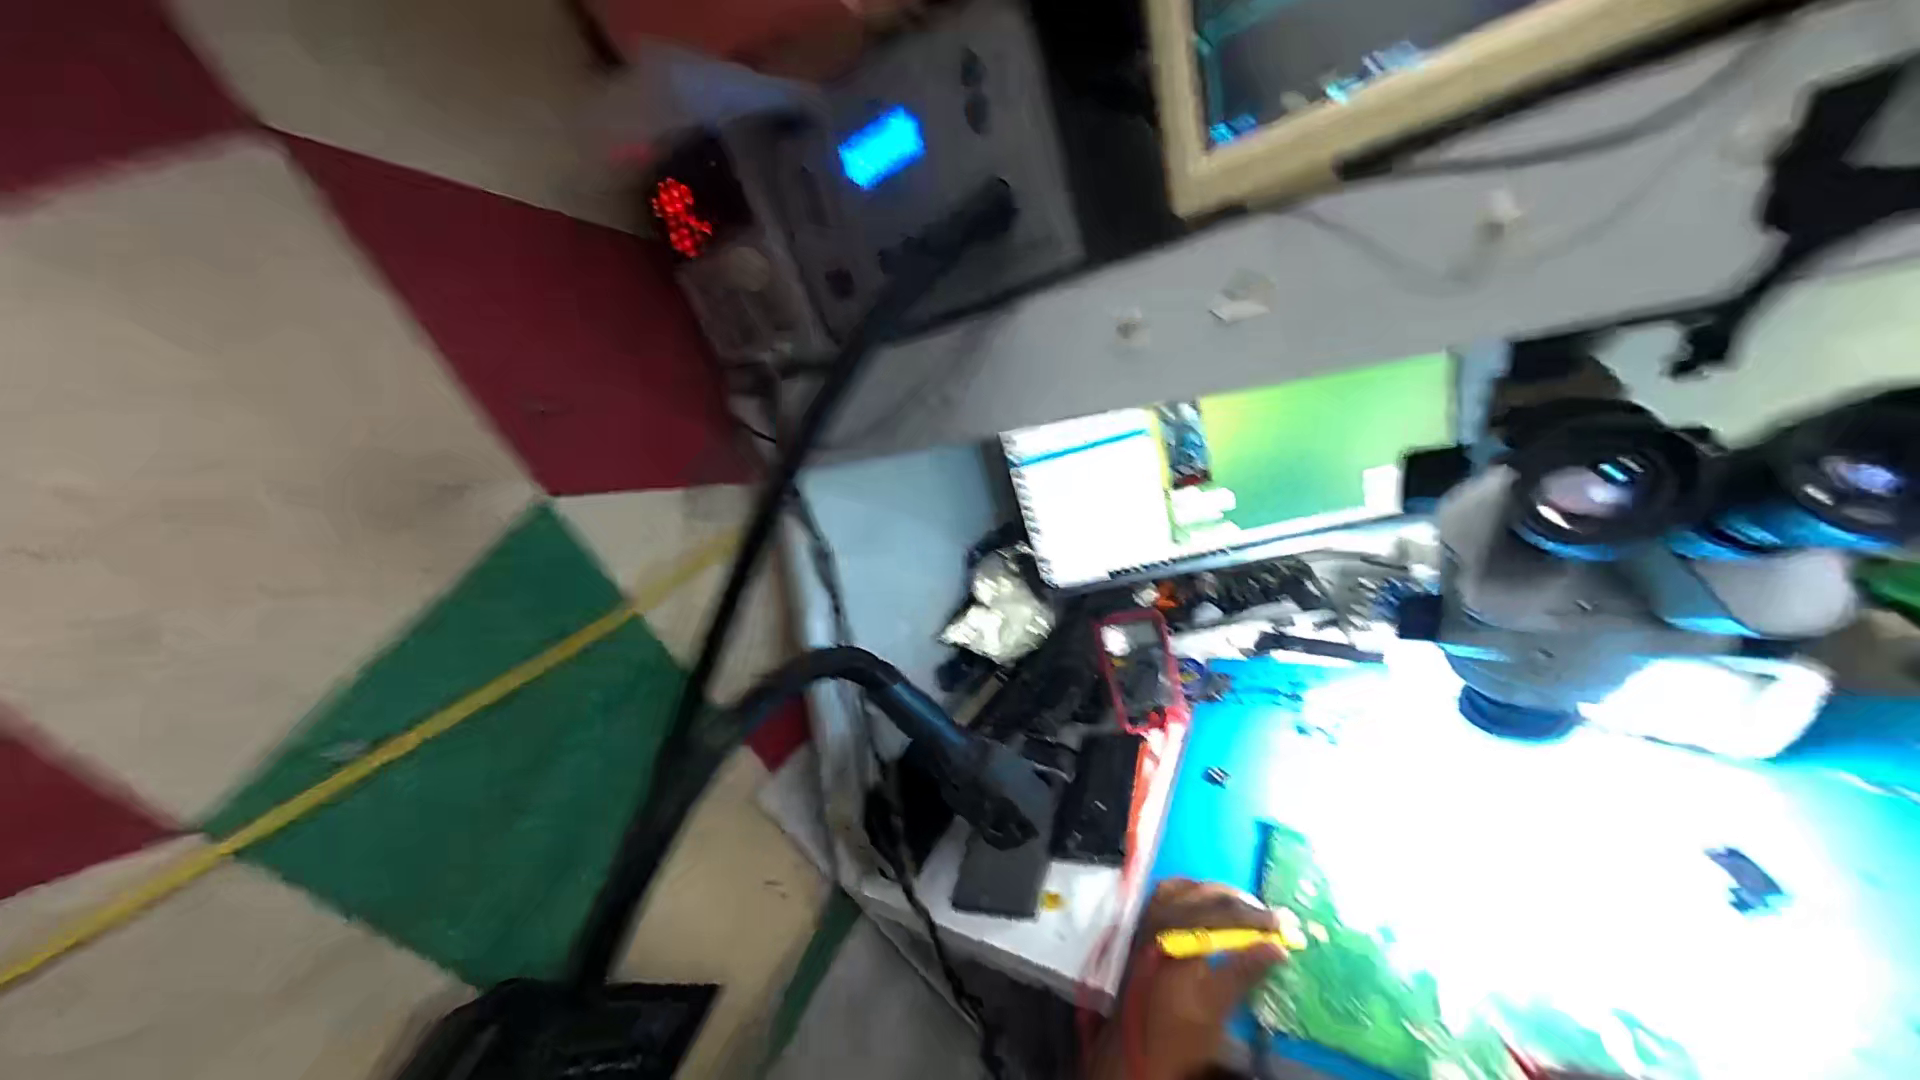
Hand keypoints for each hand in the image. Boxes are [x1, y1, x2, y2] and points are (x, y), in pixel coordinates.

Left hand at [1089, 879, 1287, 1079]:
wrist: (1136, 1048)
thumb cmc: (1177, 1031)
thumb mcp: (1215, 1005)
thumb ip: (1243, 971)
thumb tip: (1278, 948)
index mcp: (1178, 932)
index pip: (1225, 912)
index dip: (1259, 917)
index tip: (1288, 924)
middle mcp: (1161, 914)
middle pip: (1208, 895)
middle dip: (1244, 904)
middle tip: (1274, 918)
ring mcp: (1148, 914)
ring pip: (1188, 887)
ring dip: (1220, 894)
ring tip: (1247, 908)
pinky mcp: (1143, 920)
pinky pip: (1169, 890)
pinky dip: (1192, 890)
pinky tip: (1207, 901)